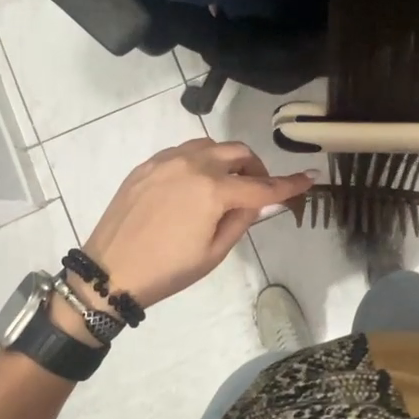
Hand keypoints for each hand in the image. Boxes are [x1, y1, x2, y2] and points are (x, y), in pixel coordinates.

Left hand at [81, 139, 312, 309]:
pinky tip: (194, 186)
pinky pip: (183, 152)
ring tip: (226, 186)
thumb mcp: (213, 253)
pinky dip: (200, 162)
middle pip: (238, 153)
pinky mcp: (147, 165)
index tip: (309, 178)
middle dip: (256, 169)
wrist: (110, 272)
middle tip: (257, 191)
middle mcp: (193, 165)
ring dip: (227, 160)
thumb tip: (258, 202)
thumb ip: (241, 221)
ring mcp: (167, 161)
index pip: (262, 186)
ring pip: (210, 146)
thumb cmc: (167, 270)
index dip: (289, 185)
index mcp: (213, 191)